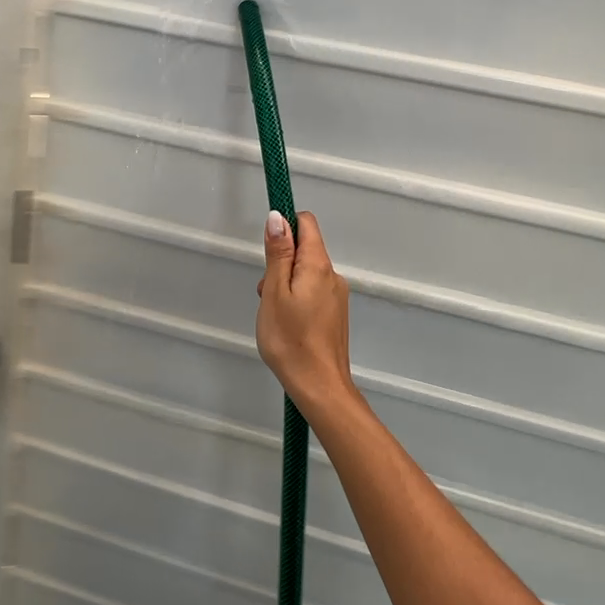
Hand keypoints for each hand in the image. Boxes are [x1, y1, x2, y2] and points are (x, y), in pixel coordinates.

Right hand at [257, 210, 354, 410]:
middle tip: (266, 294)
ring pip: (306, 274)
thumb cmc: (290, 340)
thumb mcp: (274, 292)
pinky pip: (313, 293)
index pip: (306, 223)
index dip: (284, 226)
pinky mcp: (336, 314)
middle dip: (280, 263)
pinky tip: (288, 324)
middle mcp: (333, 276)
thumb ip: (278, 253)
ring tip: (275, 315)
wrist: (319, 386)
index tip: (268, 249)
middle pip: (305, 250)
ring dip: (286, 284)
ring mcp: (337, 296)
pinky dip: (296, 300)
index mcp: (318, 265)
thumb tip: (278, 217)